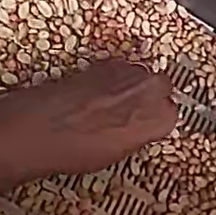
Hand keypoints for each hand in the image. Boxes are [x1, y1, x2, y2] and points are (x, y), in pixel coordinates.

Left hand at [0, 60, 177, 176]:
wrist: (44, 127)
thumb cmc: (79, 147)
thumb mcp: (119, 152)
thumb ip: (138, 133)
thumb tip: (136, 128)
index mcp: (159, 117)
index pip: (171, 113)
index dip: (154, 120)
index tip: (145, 126)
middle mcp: (150, 89)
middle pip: (160, 88)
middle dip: (147, 97)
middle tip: (129, 115)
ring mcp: (127, 72)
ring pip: (140, 76)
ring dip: (129, 87)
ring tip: (108, 107)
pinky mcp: (105, 62)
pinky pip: (118, 70)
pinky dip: (110, 79)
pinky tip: (95, 96)